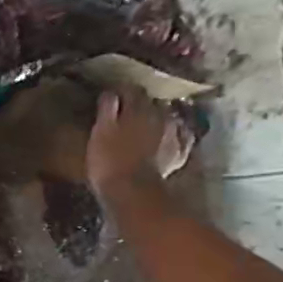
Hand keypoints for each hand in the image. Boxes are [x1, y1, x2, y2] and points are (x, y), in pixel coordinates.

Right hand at [86, 86, 175, 202]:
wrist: (132, 190)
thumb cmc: (109, 159)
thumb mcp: (100, 131)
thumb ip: (107, 109)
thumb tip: (111, 92)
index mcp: (139, 109)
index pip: (133, 91)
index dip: (123, 91)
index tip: (113, 93)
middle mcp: (161, 116)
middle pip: (153, 103)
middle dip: (142, 104)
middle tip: (129, 110)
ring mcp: (174, 135)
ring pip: (169, 118)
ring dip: (159, 118)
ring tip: (149, 124)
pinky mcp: (179, 153)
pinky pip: (182, 137)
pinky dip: (177, 135)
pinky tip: (171, 138)